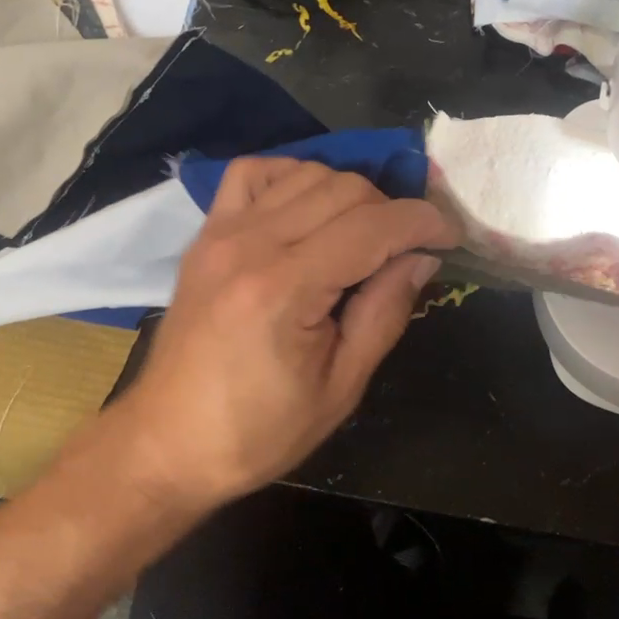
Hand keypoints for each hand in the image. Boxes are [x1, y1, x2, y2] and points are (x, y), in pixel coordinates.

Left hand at [112, 157, 457, 508]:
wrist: (167, 445)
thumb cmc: (259, 431)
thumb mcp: (341, 387)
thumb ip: (385, 312)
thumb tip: (423, 258)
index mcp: (284, 289)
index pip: (373, 226)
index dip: (424, 222)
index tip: (451, 237)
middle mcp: (250, 245)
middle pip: (345, 188)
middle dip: (393, 210)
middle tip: (410, 249)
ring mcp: (221, 232)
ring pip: (307, 173)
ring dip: (350, 194)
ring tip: (364, 237)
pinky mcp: (206, 234)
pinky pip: (255, 173)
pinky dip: (293, 177)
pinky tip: (309, 210)